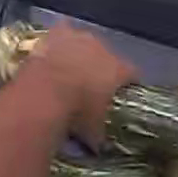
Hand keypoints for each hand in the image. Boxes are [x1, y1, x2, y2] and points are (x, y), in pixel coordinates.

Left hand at [19, 23, 136, 148]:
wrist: (45, 91)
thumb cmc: (76, 113)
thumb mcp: (93, 132)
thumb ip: (99, 134)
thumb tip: (97, 144)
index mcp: (119, 70)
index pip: (132, 73)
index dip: (127, 83)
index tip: (122, 93)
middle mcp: (103, 48)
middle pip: (107, 55)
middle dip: (100, 67)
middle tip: (89, 83)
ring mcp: (79, 37)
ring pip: (84, 41)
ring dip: (79, 51)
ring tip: (69, 67)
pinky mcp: (55, 32)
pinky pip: (61, 32)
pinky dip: (57, 40)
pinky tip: (51, 50)